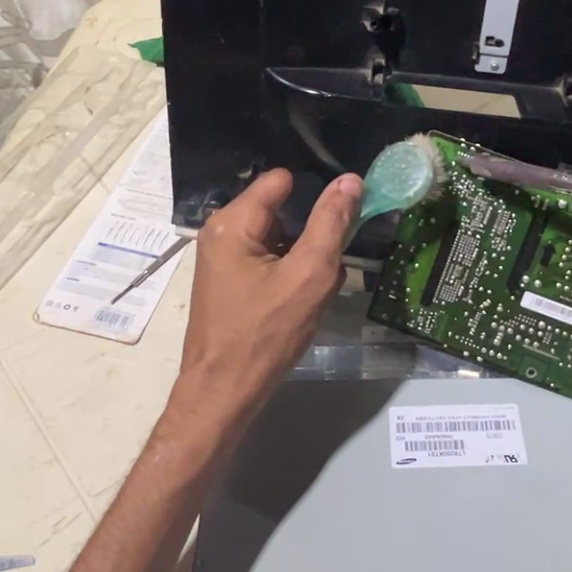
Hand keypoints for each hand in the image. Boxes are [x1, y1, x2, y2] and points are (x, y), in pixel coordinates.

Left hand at [174, 169, 360, 421]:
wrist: (224, 391)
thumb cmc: (265, 333)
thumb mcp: (308, 275)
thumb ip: (331, 223)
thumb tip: (350, 180)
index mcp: (233, 222)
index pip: (282, 180)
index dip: (316, 192)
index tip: (343, 217)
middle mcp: (222, 232)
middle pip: (283, 210)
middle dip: (313, 234)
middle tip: (329, 265)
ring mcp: (224, 259)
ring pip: (281, 240)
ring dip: (306, 258)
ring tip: (317, 289)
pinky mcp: (231, 283)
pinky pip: (270, 262)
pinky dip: (291, 275)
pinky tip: (304, 302)